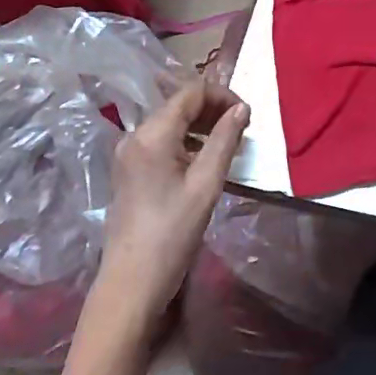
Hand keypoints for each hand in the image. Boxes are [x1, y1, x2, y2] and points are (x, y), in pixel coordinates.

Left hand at [99, 80, 249, 320]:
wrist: (131, 282)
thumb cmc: (172, 232)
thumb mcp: (206, 184)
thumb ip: (225, 140)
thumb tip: (242, 108)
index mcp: (151, 134)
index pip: (190, 93)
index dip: (222, 95)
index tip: (247, 114)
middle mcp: (134, 136)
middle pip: (178, 105)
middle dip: (213, 109)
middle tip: (242, 129)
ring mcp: (128, 154)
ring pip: (171, 123)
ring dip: (201, 126)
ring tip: (228, 144)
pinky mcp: (129, 171)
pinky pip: (162, 142)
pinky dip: (187, 142)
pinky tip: (205, 161)